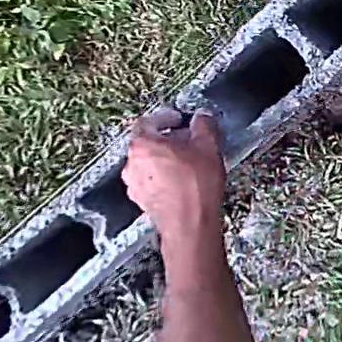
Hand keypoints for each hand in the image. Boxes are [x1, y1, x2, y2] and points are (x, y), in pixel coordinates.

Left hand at [124, 110, 226, 266]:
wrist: (190, 225)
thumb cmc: (195, 186)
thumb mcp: (208, 145)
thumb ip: (204, 124)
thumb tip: (203, 117)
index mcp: (142, 145)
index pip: (148, 121)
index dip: (166, 117)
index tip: (179, 119)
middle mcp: (132, 164)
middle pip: (147, 143)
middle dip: (169, 139)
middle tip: (190, 140)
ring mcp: (135, 185)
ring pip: (149, 163)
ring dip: (167, 158)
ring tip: (191, 161)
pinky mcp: (143, 201)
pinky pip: (152, 180)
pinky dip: (165, 176)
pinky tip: (186, 180)